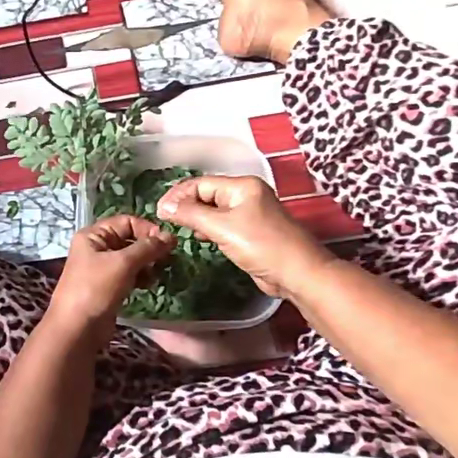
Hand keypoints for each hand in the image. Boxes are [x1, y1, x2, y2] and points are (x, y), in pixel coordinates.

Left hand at [48, 215, 176, 323]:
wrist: (77, 328)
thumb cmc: (96, 289)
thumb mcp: (123, 263)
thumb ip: (148, 248)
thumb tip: (171, 236)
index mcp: (93, 235)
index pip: (126, 221)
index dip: (147, 229)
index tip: (168, 243)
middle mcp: (96, 248)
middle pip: (129, 238)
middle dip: (149, 247)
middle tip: (167, 260)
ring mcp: (101, 268)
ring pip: (131, 258)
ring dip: (147, 263)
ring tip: (158, 273)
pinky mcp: (108, 286)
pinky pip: (129, 274)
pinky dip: (140, 276)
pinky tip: (149, 284)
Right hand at [156, 175, 334, 300]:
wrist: (298, 274)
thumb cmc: (261, 245)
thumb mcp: (221, 227)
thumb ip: (190, 214)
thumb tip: (164, 206)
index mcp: (242, 186)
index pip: (200, 183)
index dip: (178, 195)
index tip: (159, 212)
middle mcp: (246, 195)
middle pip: (206, 194)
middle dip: (185, 206)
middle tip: (165, 221)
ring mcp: (250, 213)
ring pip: (213, 210)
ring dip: (195, 218)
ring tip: (179, 229)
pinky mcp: (251, 231)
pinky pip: (222, 224)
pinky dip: (208, 228)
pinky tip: (199, 237)